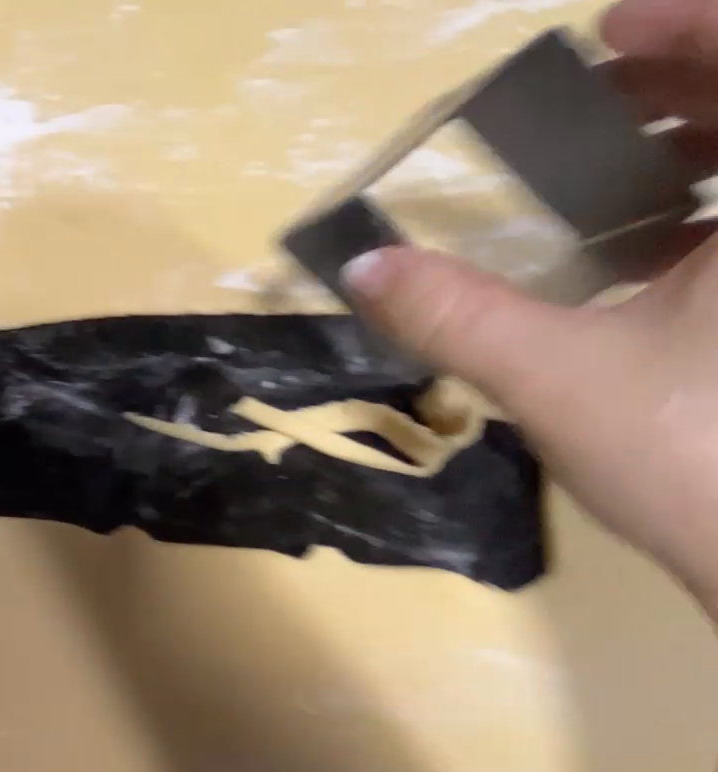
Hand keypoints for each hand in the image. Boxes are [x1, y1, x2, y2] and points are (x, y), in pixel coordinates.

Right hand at [344, 0, 717, 605]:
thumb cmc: (701, 455)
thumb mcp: (556, 374)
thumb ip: (455, 313)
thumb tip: (362, 266)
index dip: (690, 25)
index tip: (602, 32)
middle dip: (687, 83)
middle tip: (588, 99)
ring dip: (700, 151)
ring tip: (605, 171)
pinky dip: (710, 219)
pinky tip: (644, 252)